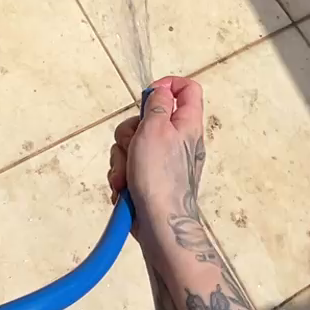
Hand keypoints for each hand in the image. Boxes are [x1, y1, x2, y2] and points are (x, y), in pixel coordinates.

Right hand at [107, 76, 205, 224]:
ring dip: (122, 157)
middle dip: (130, 131)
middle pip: (148, 116)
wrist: (159, 225)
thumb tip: (161, 91)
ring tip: (127, 174)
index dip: (167, 84)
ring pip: (132, 142)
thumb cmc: (160, 177)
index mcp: (187, 124)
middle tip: (132, 146)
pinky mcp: (149, 177)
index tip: (147, 95)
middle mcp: (177, 140)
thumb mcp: (156, 129)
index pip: (188, 89)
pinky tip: (124, 186)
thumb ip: (158, 104)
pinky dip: (122, 173)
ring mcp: (163, 160)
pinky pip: (128, 163)